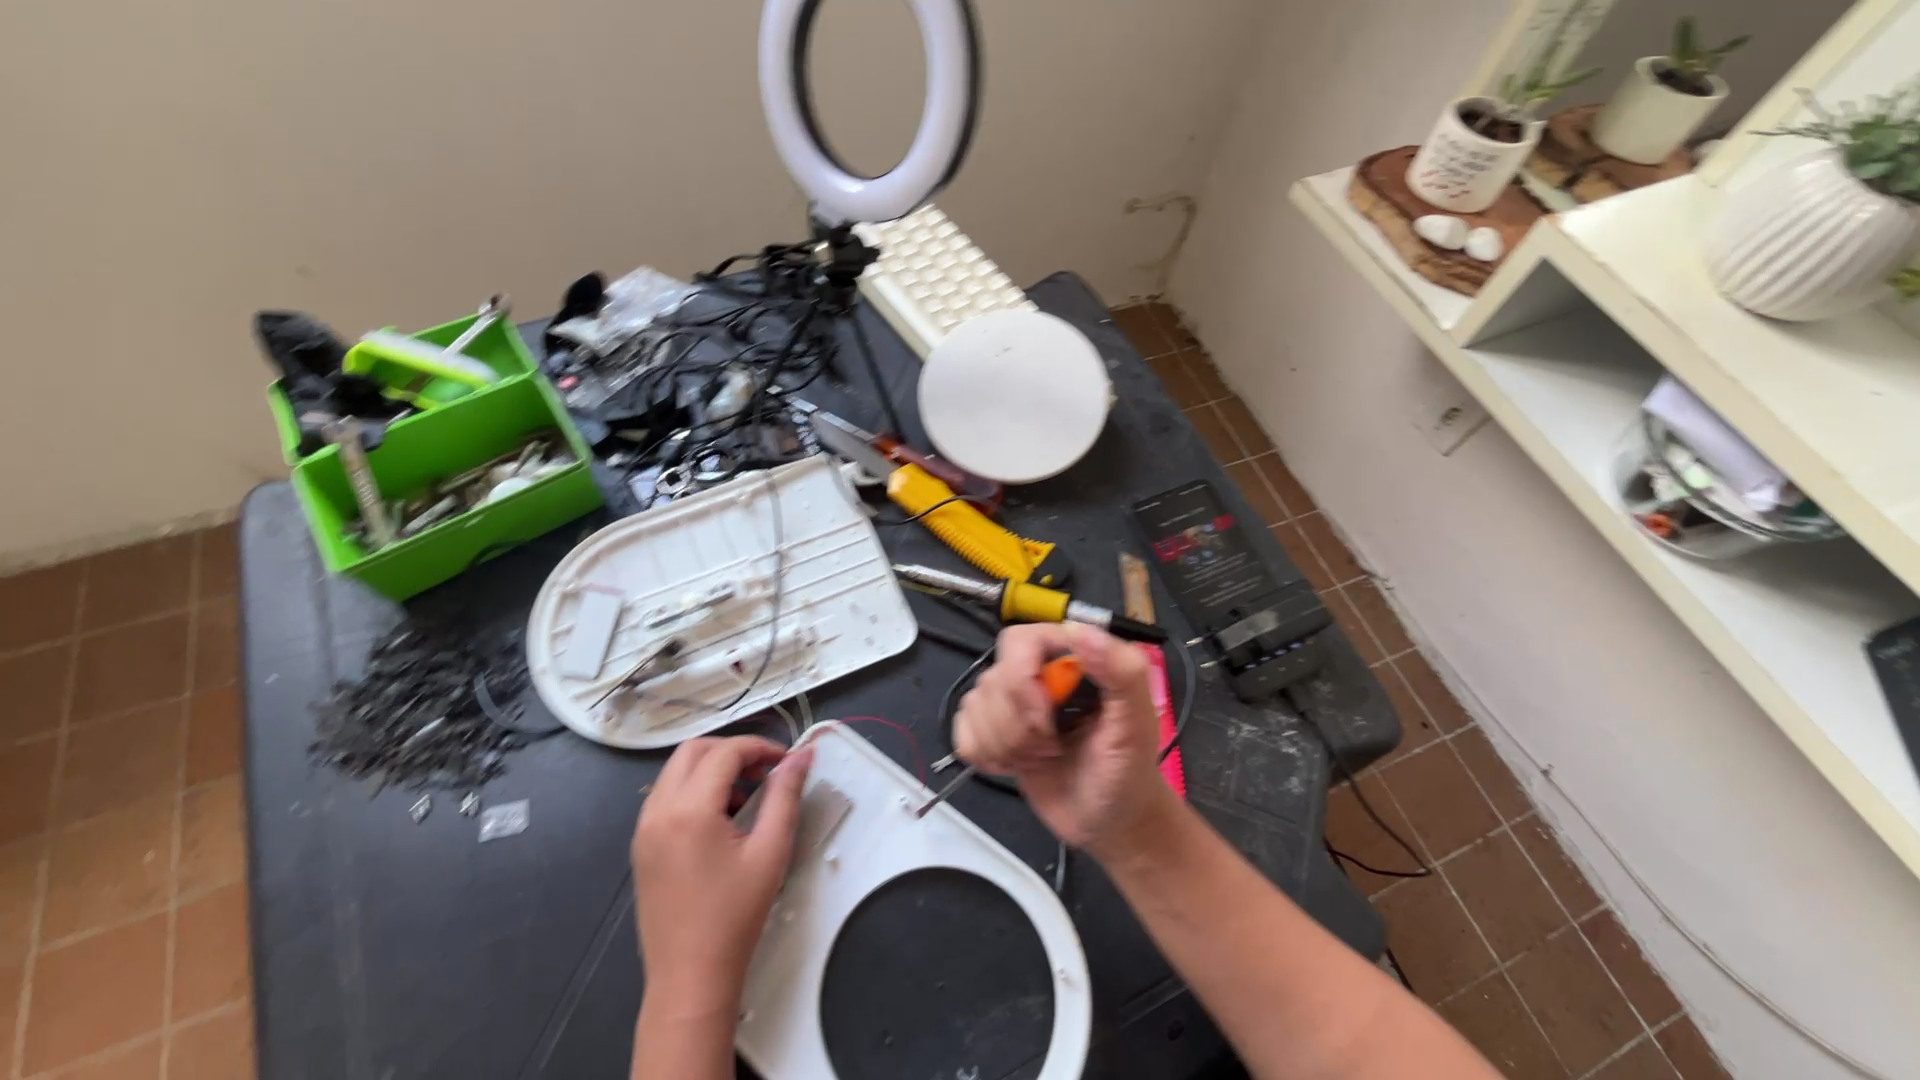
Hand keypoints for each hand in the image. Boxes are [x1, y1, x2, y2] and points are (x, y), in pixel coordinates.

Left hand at [632, 736, 813, 1017]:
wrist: (690, 976)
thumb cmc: (735, 916)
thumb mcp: (770, 851)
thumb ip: (785, 796)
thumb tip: (801, 757)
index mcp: (689, 809)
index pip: (725, 753)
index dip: (760, 748)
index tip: (788, 763)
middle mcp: (657, 810)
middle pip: (693, 751)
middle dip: (733, 751)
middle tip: (766, 773)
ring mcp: (643, 828)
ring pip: (676, 772)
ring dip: (712, 770)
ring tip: (747, 798)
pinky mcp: (641, 846)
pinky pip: (666, 797)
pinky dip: (694, 791)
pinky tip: (721, 821)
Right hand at [954, 624, 1172, 858]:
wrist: (1110, 821)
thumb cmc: (1128, 771)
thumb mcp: (1137, 723)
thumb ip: (1122, 671)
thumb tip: (1078, 630)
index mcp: (1070, 658)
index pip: (1019, 642)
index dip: (1022, 681)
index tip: (1045, 720)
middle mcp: (1036, 672)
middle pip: (993, 678)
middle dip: (1017, 724)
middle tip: (1052, 748)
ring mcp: (1011, 703)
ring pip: (973, 705)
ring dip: (1006, 744)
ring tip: (1042, 758)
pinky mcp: (992, 732)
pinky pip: (962, 731)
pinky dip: (984, 754)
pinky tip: (1015, 765)